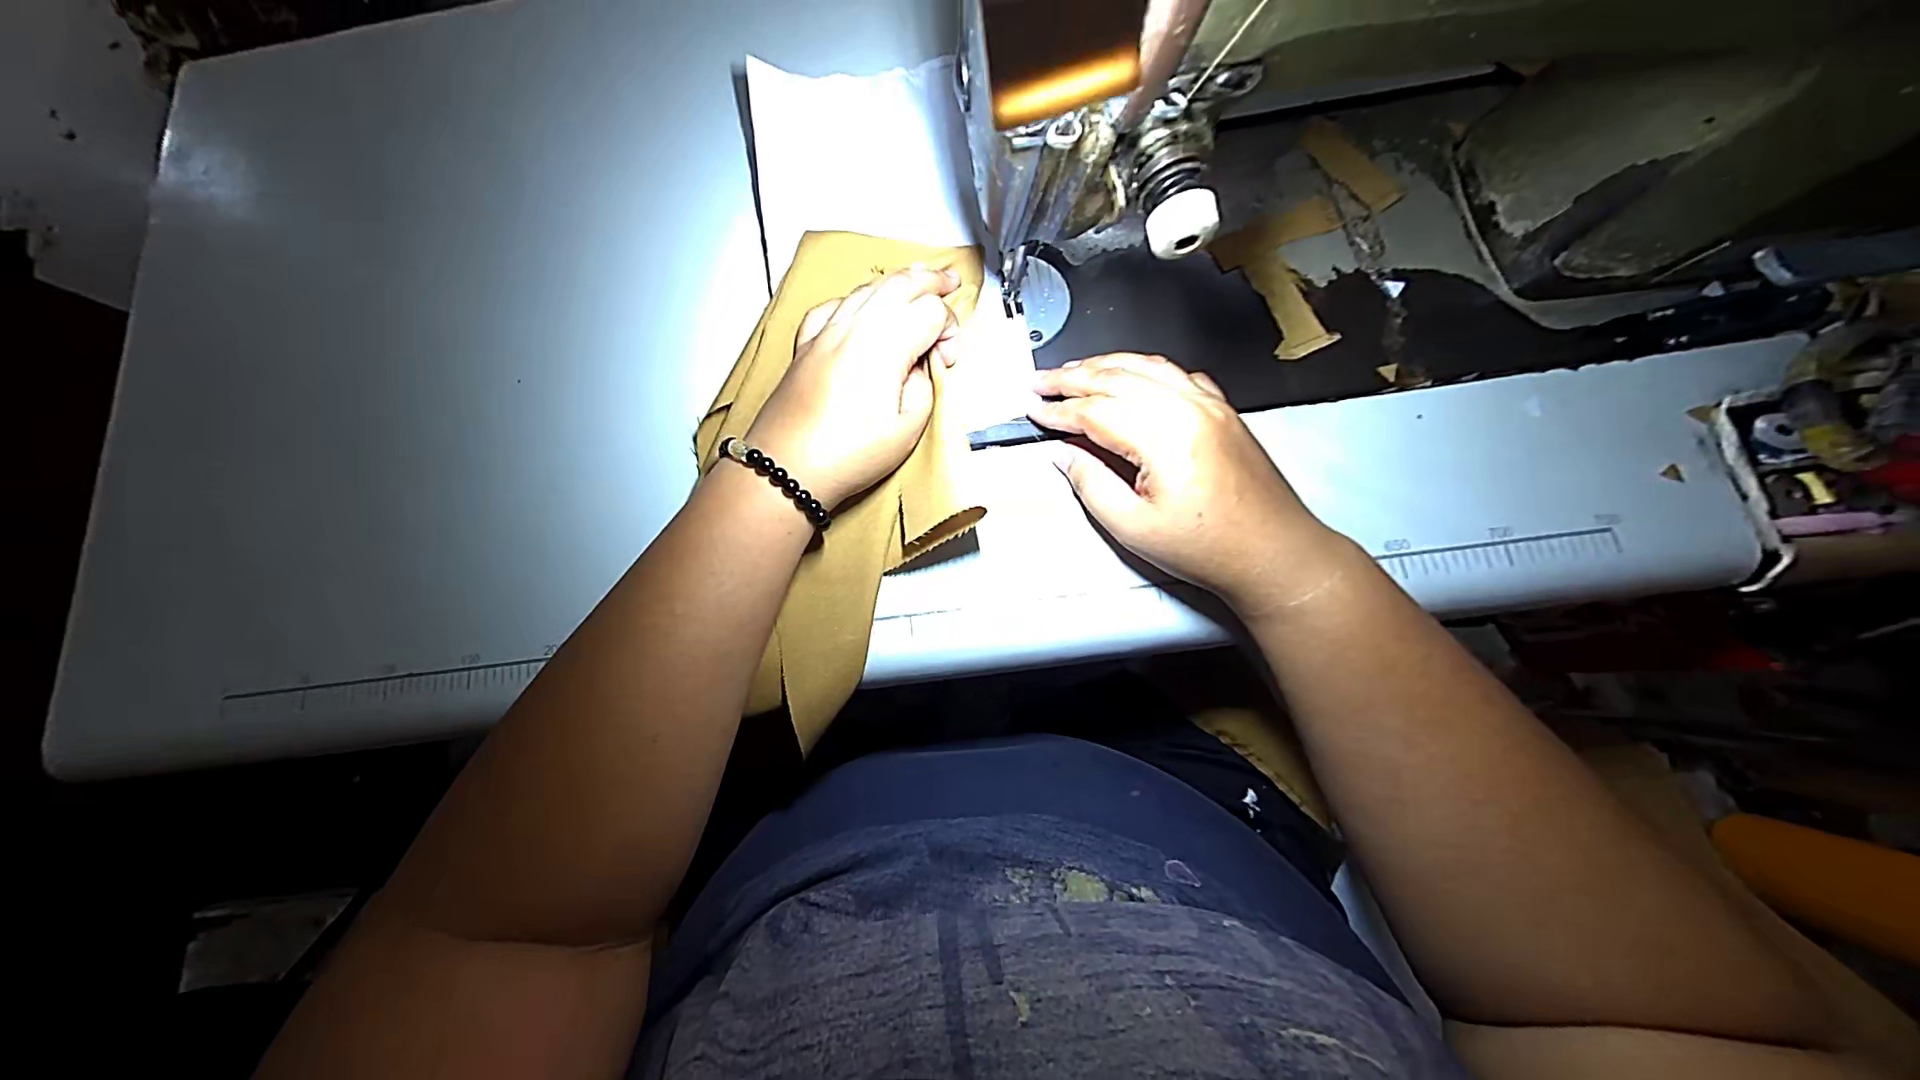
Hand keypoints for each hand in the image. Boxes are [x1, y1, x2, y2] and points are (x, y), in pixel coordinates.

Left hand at [744, 266, 961, 508]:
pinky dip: (855, 300)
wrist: (787, 468)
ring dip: (896, 282)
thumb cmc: (843, 455)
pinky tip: (859, 308)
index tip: (947, 356)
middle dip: (931, 281)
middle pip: (901, 283)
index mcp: (886, 345)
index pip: (931, 311)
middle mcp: (855, 327)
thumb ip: (924, 387)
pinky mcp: (806, 345)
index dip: (949, 329)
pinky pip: (833, 306)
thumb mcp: (907, 429)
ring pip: (868, 288)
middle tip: (949, 282)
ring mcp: (826, 332)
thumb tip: (922, 369)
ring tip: (914, 281)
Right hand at [1029, 353, 1359, 617]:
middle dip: (1072, 377)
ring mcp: (1209, 405)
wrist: (1273, 553)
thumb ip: (1091, 484)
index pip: (1096, 411)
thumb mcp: (1133, 528)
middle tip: (1042, 381)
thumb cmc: (1211, 547)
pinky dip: (1145, 369)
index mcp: (1165, 436)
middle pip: (1117, 378)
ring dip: (1106, 365)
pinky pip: (1177, 374)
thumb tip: (1064, 455)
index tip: (1034, 410)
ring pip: (1147, 367)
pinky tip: (1131, 374)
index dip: (1058, 410)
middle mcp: (1189, 409)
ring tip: (1074, 370)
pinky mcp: (1222, 411)